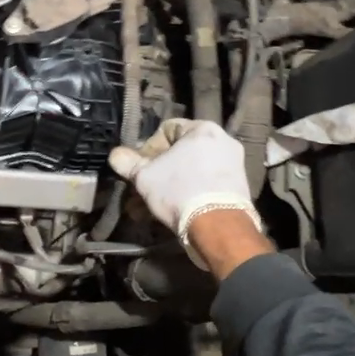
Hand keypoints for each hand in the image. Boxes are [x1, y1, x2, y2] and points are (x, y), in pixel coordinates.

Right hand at [109, 119, 265, 269]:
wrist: (218, 226)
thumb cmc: (179, 191)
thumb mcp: (144, 176)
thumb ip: (127, 162)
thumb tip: (116, 155)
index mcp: (203, 129)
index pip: (167, 129)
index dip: (147, 147)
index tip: (140, 166)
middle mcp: (223, 142)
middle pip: (179, 153)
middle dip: (157, 173)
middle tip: (142, 189)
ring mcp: (233, 166)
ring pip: (190, 172)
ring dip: (168, 187)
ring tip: (150, 208)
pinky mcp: (238, 188)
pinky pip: (204, 185)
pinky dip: (187, 194)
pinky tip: (170, 212)